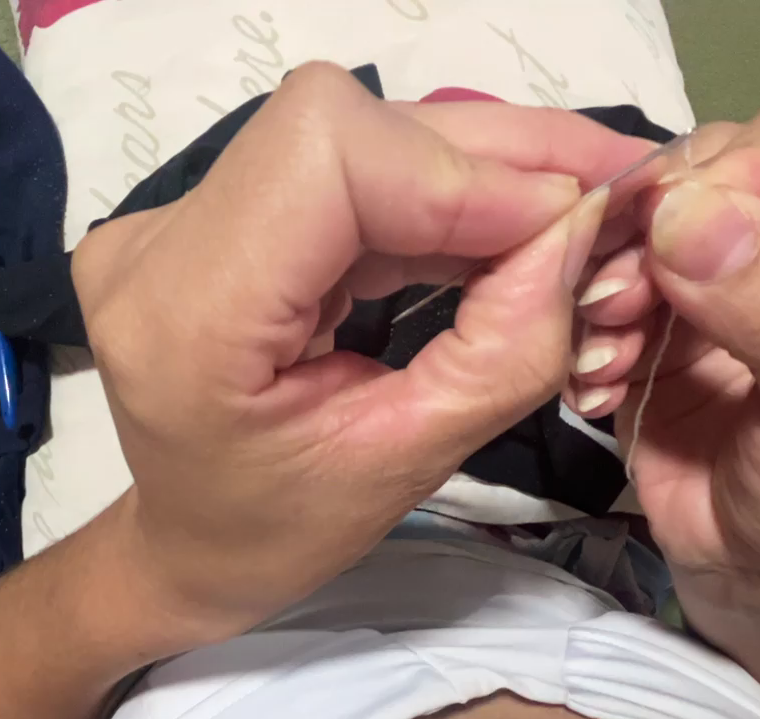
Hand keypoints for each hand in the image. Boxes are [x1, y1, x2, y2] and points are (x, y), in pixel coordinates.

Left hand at [72, 64, 662, 634]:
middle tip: (605, 190)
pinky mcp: (197, 228)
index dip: (462, 172)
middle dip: (487, 159)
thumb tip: (581, 229)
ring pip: (338, 140)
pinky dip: (419, 196)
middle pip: (336, 128)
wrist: (186, 549)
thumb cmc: (276, 538)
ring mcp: (165, 229)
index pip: (326, 153)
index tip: (567, 221)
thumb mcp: (399, 468)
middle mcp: (154, 249)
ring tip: (560, 214)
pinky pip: (323, 177)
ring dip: (464, 173)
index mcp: (186, 320)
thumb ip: (499, 353)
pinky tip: (484, 230)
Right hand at [568, 79, 759, 621]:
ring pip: (634, 229)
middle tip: (618, 310)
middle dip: (649, 234)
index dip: (745, 163)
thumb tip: (684, 215)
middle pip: (705, 168)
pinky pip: (592, 296)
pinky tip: (592, 392)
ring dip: (602, 290)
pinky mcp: (643, 327)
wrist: (756, 569)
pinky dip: (579, 337)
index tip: (672, 231)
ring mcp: (707, 279)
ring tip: (604, 365)